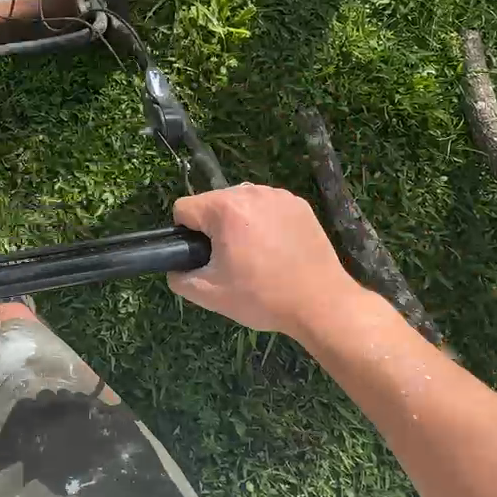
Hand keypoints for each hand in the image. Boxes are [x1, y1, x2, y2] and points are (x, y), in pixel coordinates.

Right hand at [170, 184, 361, 339]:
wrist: (321, 303)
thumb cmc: (263, 297)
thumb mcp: (211, 294)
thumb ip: (180, 278)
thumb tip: (175, 268)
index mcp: (224, 209)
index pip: (184, 208)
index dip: (186, 234)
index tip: (205, 256)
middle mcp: (249, 192)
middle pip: (212, 202)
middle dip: (214, 227)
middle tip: (232, 260)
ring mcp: (277, 195)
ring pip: (240, 202)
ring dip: (238, 222)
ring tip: (255, 254)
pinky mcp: (298, 203)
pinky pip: (267, 205)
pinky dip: (264, 221)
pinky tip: (277, 247)